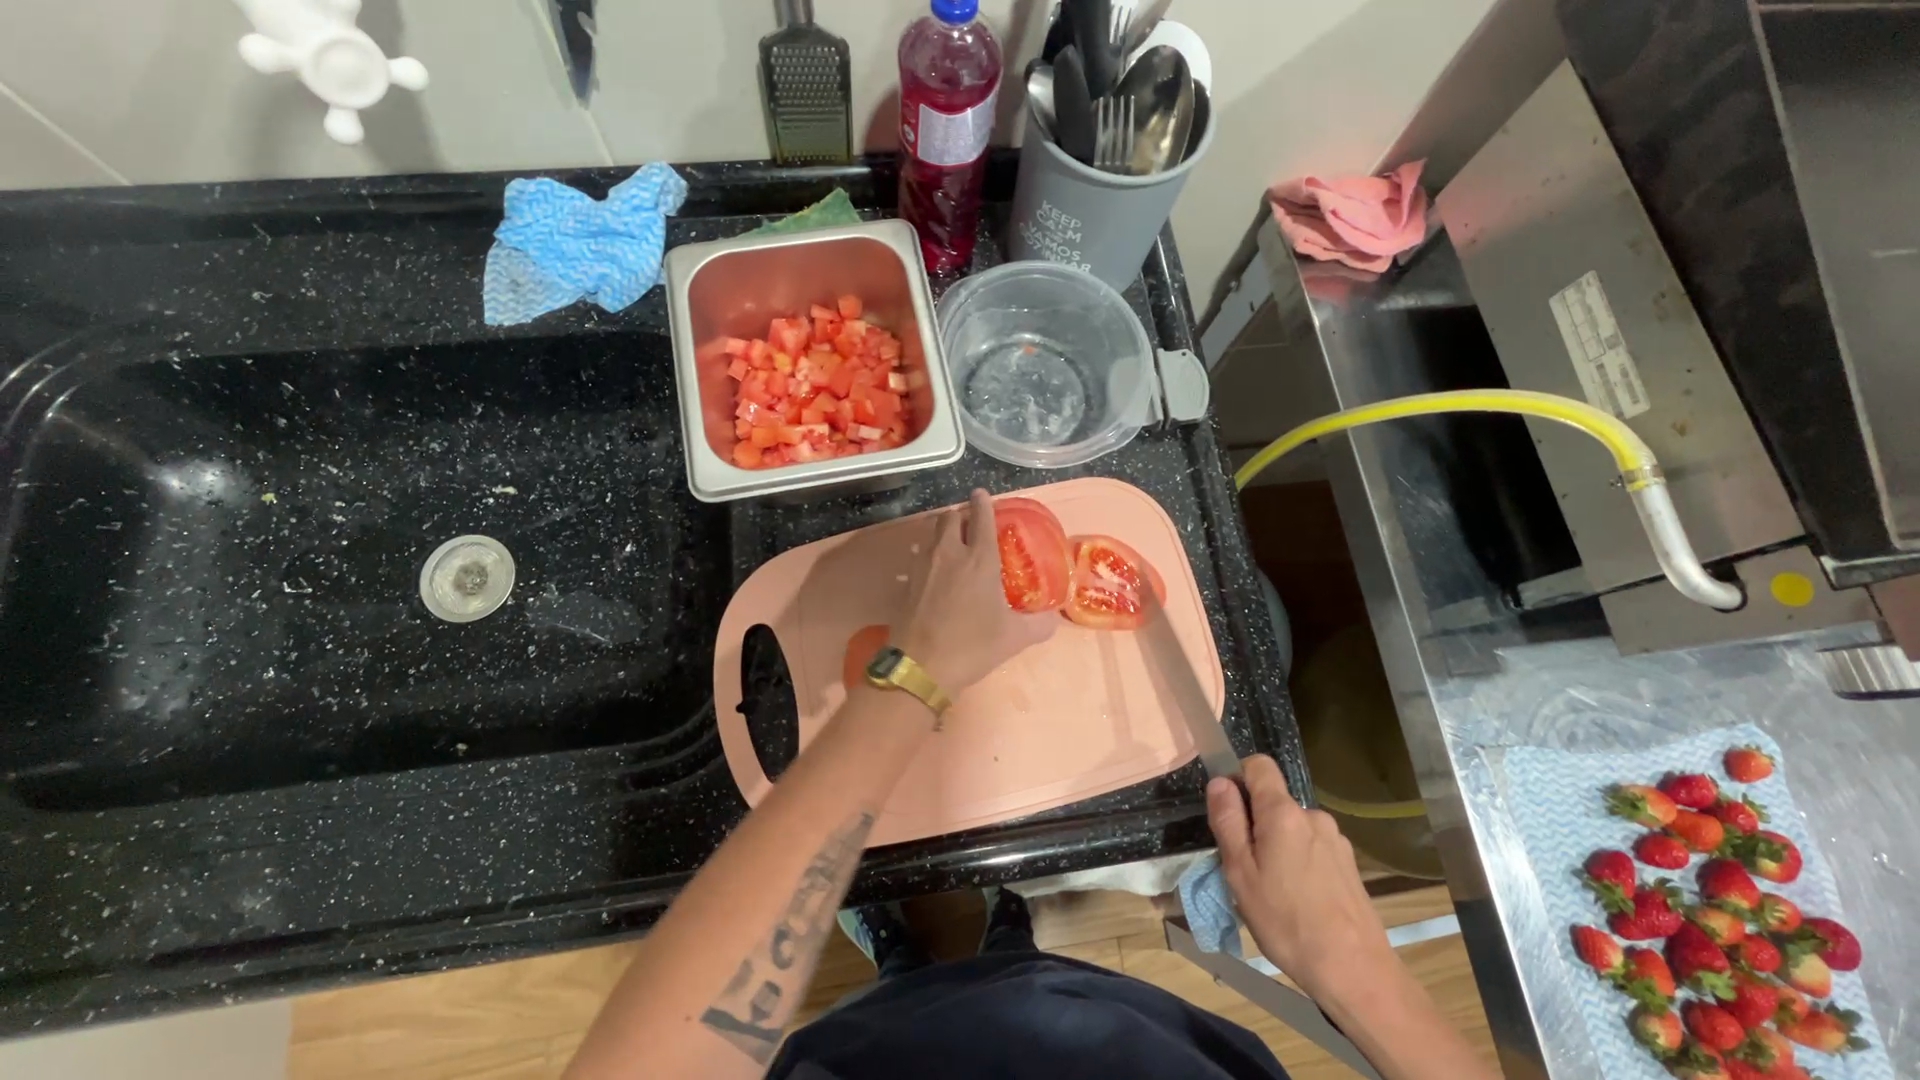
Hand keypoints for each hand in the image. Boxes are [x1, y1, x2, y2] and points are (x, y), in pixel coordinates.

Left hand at [895, 489, 1056, 696]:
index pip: (982, 516)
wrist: (921, 666)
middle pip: (950, 517)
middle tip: (970, 522)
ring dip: (942, 532)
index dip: (983, 502)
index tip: (982, 495)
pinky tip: (934, 571)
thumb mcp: (1014, 638)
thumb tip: (1054, 620)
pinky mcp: (906, 582)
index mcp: (980, 558)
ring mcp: (923, 566)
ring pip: (931, 533)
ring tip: (953, 543)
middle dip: (961, 514)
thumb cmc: (972, 646)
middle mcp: (949, 553)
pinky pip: (918, 556)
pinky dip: (928, 554)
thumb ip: (1038, 625)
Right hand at [1206, 755, 1397, 998]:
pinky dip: (1299, 863)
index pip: (1259, 765)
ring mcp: (1336, 840)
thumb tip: (1220, 782)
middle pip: (1274, 802)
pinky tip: (1299, 901)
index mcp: (1284, 813)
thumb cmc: (1286, 921)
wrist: (1354, 970)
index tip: (1228, 814)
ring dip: (1277, 846)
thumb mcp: (1240, 873)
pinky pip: (1312, 848)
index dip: (1237, 778)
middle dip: (1255, 824)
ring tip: (1272, 891)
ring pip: (1293, 828)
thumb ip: (1228, 821)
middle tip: (1245, 868)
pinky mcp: (1349, 864)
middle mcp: (1313, 816)